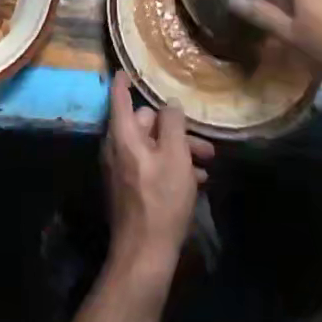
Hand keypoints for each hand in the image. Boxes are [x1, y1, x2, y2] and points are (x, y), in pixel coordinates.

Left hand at [102, 72, 213, 270]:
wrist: (144, 253)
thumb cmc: (161, 199)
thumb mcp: (175, 157)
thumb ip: (173, 124)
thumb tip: (169, 104)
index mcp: (122, 134)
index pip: (120, 96)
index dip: (125, 80)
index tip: (129, 69)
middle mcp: (115, 146)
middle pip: (144, 123)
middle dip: (175, 130)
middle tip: (205, 146)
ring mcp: (120, 168)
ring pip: (150, 146)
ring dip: (177, 151)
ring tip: (206, 166)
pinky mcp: (127, 187)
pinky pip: (148, 165)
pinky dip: (168, 167)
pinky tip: (195, 182)